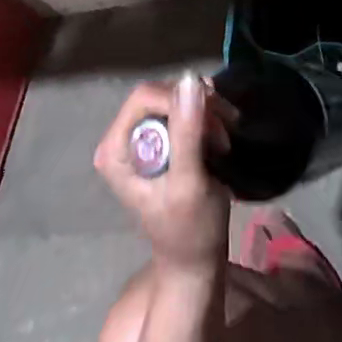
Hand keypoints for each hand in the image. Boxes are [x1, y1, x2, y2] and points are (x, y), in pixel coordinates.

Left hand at [94, 73, 234, 274]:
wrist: (196, 261)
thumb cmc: (190, 231)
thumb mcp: (190, 184)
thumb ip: (187, 133)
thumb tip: (191, 80)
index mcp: (115, 149)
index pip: (145, 98)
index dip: (181, 102)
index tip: (215, 129)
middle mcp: (121, 136)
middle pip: (160, 93)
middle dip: (197, 105)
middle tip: (226, 132)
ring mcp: (140, 136)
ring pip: (174, 96)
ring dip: (206, 109)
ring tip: (225, 137)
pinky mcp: (160, 137)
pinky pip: (181, 107)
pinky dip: (205, 113)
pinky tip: (221, 133)